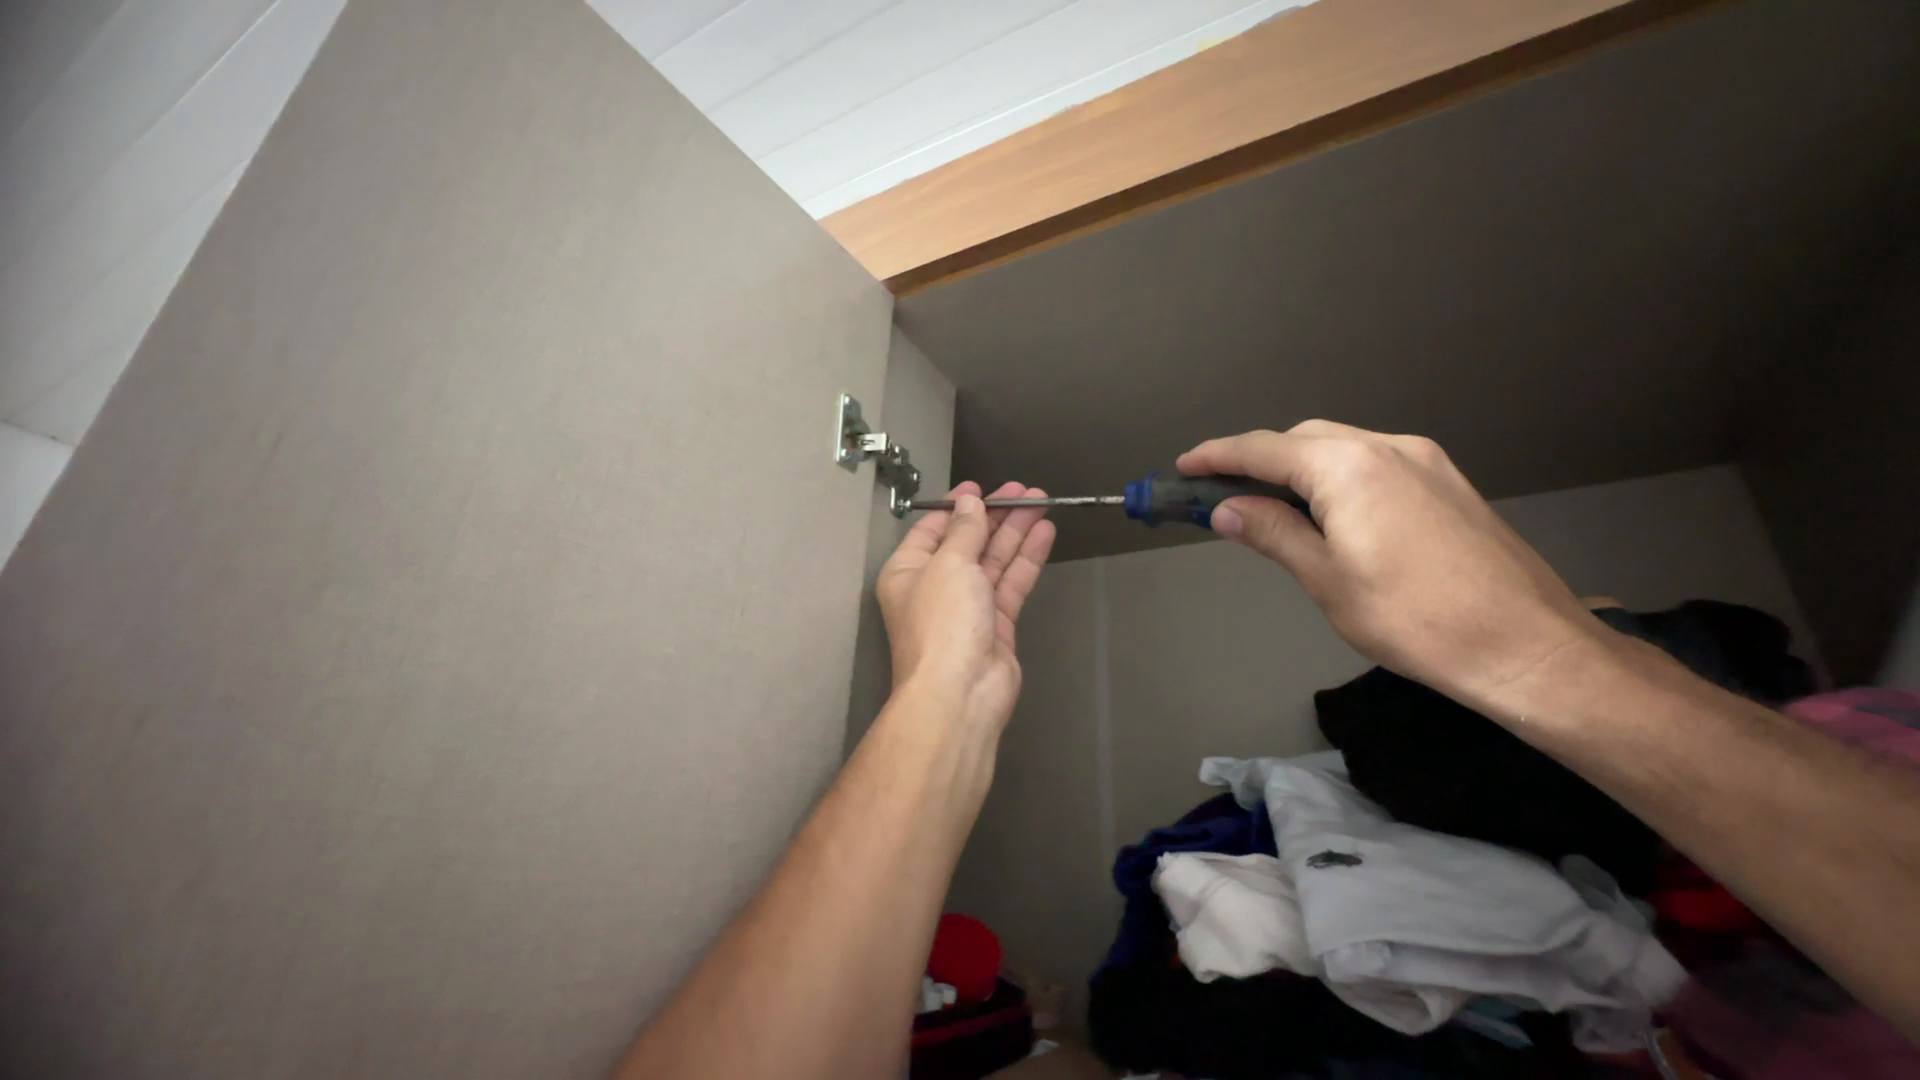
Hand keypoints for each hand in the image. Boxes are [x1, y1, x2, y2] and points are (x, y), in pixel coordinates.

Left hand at [876, 482, 1055, 733]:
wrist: (961, 692)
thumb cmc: (942, 623)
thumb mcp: (949, 564)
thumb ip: (965, 531)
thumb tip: (970, 503)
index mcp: (908, 572)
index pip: (933, 530)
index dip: (958, 506)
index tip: (981, 487)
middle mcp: (935, 587)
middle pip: (968, 542)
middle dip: (995, 515)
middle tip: (1023, 490)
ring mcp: (967, 607)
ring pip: (994, 560)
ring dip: (1016, 531)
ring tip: (1040, 501)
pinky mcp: (996, 624)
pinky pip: (1011, 583)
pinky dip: (1027, 558)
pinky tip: (1044, 533)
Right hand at [1177, 421, 1599, 710]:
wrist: (1526, 645)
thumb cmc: (1413, 619)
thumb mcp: (1327, 580)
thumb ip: (1273, 533)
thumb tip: (1226, 509)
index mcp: (1350, 468)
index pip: (1264, 450)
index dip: (1217, 457)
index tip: (1183, 467)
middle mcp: (1388, 447)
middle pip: (1304, 439)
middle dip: (1258, 459)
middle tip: (1222, 494)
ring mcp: (1425, 461)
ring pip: (1342, 447)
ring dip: (1298, 467)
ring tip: (1271, 506)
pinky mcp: (1447, 482)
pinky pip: (1374, 462)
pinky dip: (1336, 476)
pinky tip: (1329, 511)